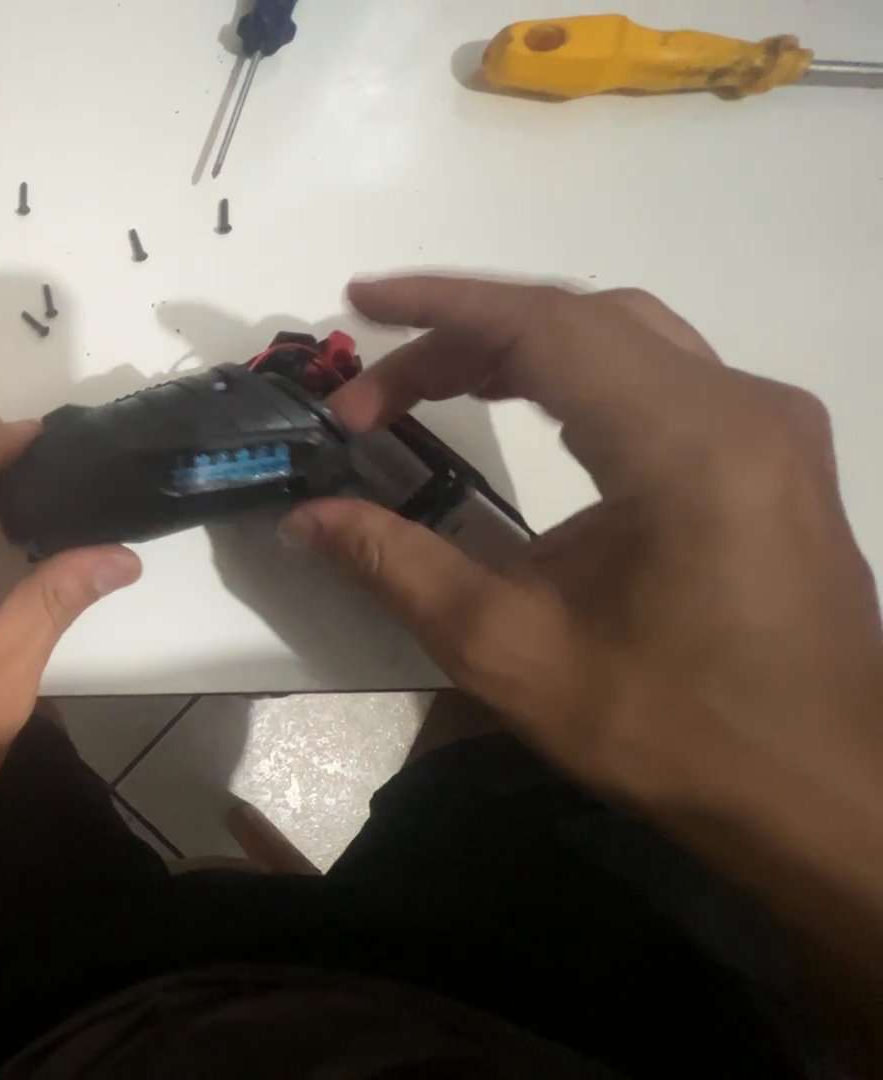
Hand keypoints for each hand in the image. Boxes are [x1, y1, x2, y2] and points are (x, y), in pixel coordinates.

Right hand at [282, 276, 882, 822]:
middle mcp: (735, 410)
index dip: (441, 305)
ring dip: (500, 350)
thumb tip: (302, 517)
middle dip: (452, 339)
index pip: (548, 328)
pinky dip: (550, 372)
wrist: (821, 793)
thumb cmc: (664, 723)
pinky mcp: (751, 457)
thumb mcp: (498, 644)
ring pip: (611, 339)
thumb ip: (390, 563)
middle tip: (362, 395)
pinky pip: (638, 374)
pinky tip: (500, 404)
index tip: (356, 302)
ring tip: (411, 389)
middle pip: (575, 321)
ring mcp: (754, 430)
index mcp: (684, 445)